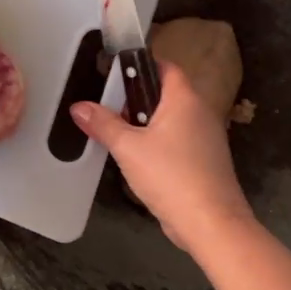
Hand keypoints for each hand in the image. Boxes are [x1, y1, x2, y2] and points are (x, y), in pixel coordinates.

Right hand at [70, 60, 255, 254]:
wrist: (211, 224)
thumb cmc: (171, 176)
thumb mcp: (127, 147)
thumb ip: (102, 123)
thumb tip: (79, 107)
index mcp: (185, 100)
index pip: (165, 67)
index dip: (141, 64)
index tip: (114, 71)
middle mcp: (200, 113)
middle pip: (164, 93)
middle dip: (135, 98)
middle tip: (109, 108)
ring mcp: (205, 138)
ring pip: (169, 118)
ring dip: (144, 123)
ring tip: (118, 135)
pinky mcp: (204, 161)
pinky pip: (176, 139)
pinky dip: (156, 141)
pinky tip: (136, 158)